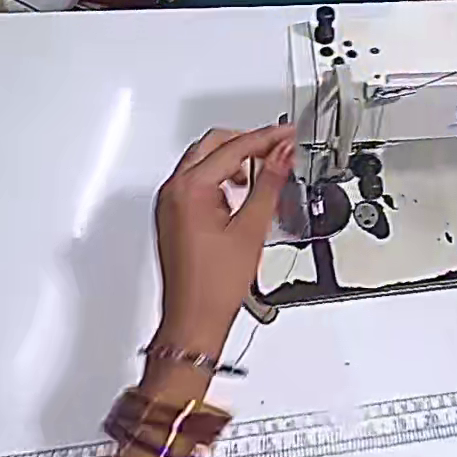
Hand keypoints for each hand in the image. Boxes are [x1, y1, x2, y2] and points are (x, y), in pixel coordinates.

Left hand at [151, 126, 294, 366]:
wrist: (194, 322)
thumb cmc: (214, 286)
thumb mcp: (252, 227)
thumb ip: (270, 182)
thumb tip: (282, 154)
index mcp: (190, 189)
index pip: (234, 147)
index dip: (266, 138)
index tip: (287, 135)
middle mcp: (174, 190)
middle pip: (214, 143)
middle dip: (249, 142)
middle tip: (278, 147)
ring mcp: (170, 201)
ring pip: (204, 157)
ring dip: (234, 157)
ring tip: (264, 168)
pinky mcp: (173, 212)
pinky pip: (197, 177)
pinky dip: (221, 173)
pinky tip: (242, 188)